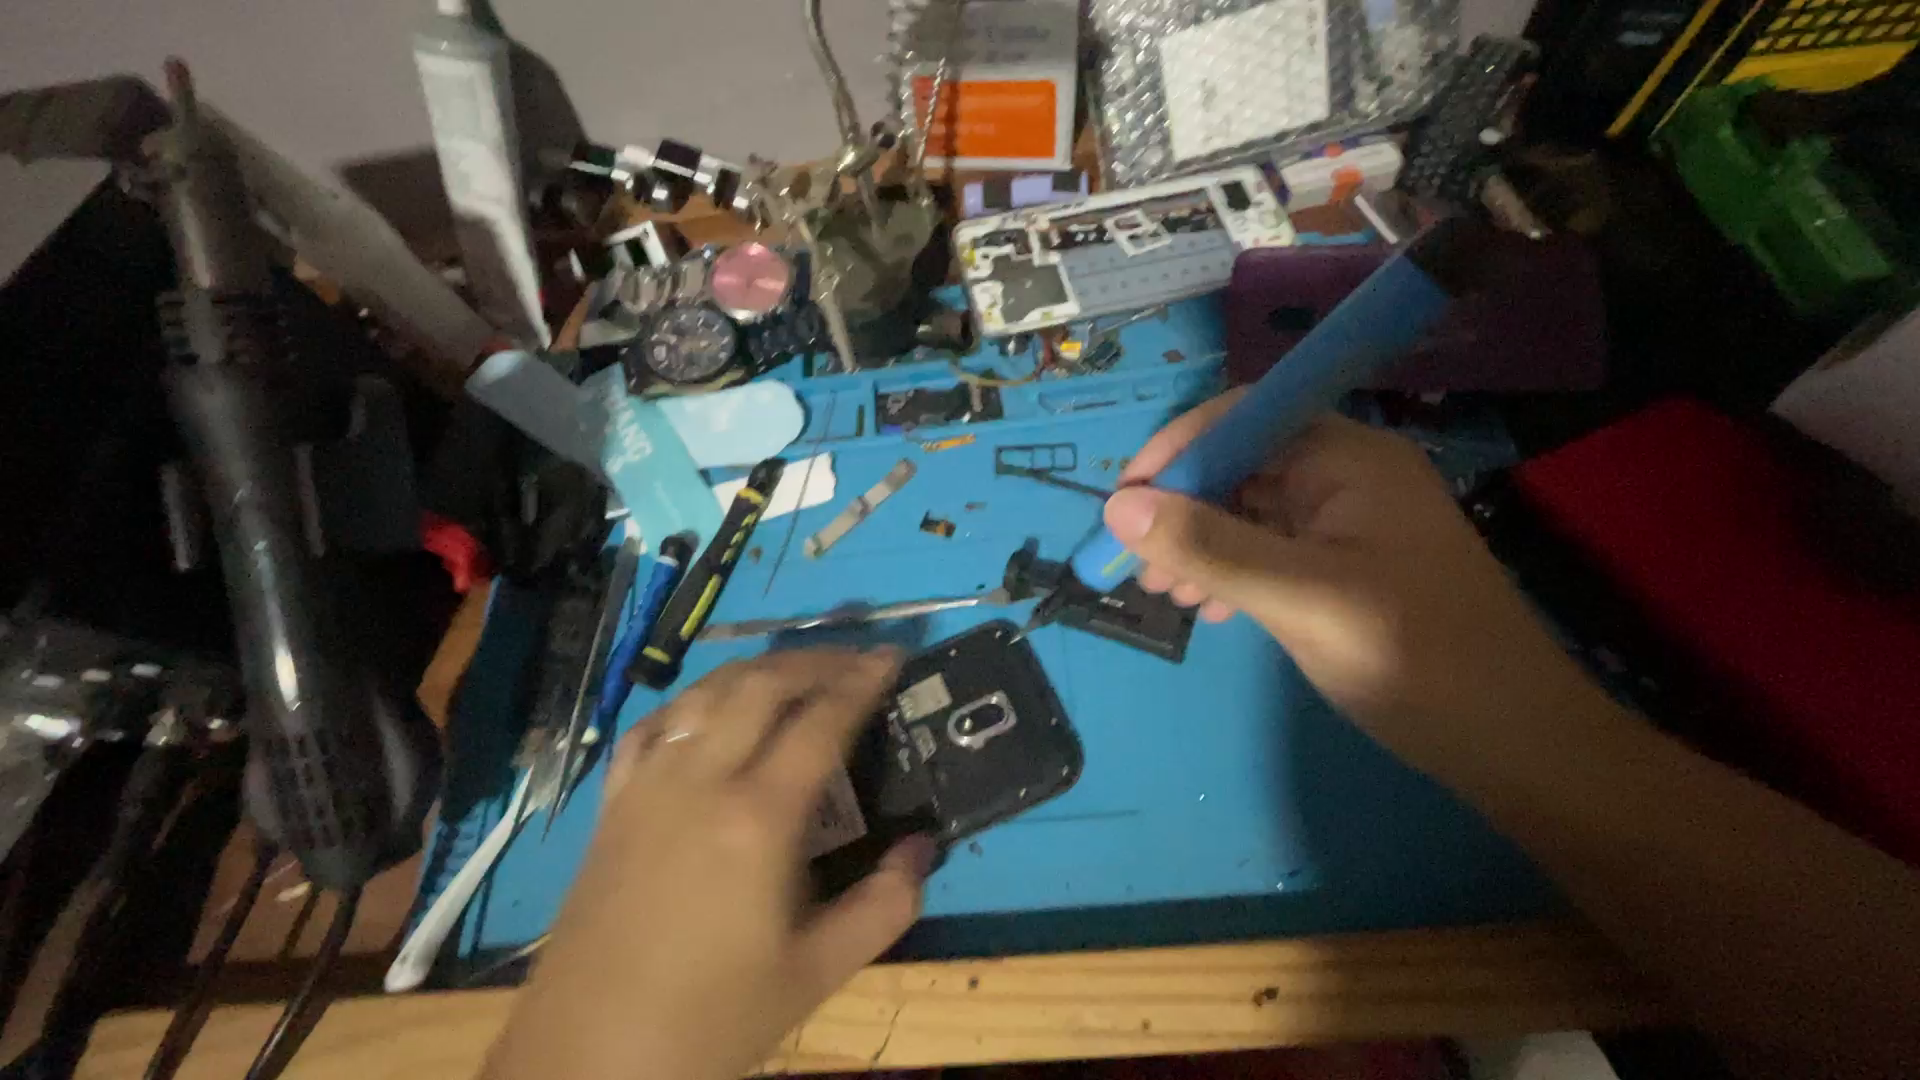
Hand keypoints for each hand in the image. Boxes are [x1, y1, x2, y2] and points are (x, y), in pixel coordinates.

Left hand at [484, 648, 932, 1079]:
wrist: (588, 1059)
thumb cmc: (712, 1018)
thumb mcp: (817, 974)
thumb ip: (884, 906)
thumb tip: (922, 846)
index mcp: (756, 818)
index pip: (820, 722)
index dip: (861, 682)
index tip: (892, 658)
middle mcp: (699, 781)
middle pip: (762, 684)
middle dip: (816, 660)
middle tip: (856, 659)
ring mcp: (647, 785)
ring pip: (706, 692)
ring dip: (759, 669)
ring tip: (797, 673)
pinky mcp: (612, 803)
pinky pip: (654, 725)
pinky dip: (694, 702)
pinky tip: (711, 712)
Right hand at [1105, 390, 1595, 762]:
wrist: (1511, 740)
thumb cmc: (1411, 654)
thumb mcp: (1297, 597)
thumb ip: (1208, 546)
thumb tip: (1118, 508)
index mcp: (1348, 460)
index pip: (1244, 417)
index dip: (1177, 448)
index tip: (1126, 500)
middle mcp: (1345, 477)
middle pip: (1240, 465)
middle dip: (1180, 508)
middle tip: (1135, 561)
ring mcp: (1346, 524)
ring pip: (1248, 512)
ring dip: (1198, 544)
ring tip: (1164, 591)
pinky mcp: (1342, 567)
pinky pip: (1267, 550)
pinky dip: (1229, 571)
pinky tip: (1209, 608)